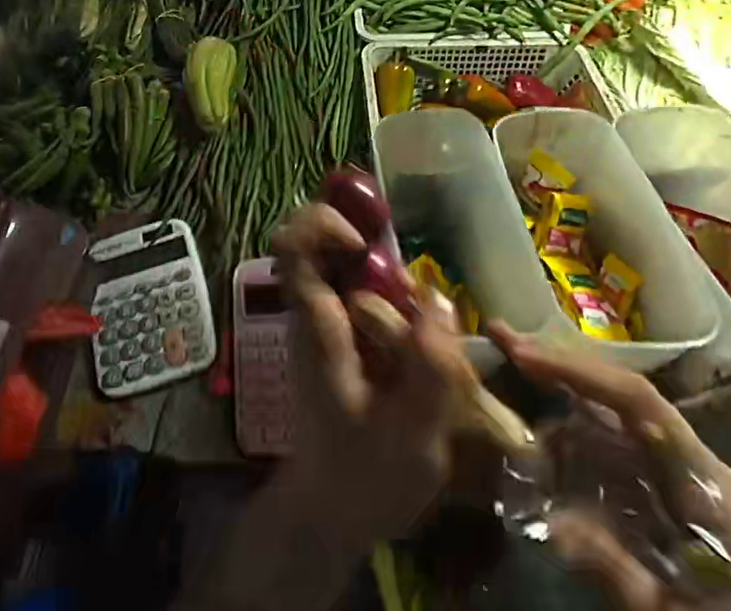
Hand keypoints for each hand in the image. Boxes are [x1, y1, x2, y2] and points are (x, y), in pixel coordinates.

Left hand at [273, 204, 471, 545]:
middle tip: (408, 291)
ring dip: (389, 284)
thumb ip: (430, 367)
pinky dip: (395, 305)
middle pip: (316, 239)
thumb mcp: (412, 434)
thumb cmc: (367, 476)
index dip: (323, 223)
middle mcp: (314, 311)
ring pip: (347, 265)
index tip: (366, 245)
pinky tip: (421, 345)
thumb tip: (437, 296)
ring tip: (423, 335)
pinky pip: (365, 295)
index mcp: (316, 326)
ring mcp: (326, 320)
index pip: (292, 245)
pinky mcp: (342, 334)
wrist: (331, 506)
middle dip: (367, 247)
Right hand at [485, 324, 730, 610]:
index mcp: (706, 483)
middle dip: (560, 365)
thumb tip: (547, 523)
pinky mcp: (688, 500)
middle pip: (623, 396)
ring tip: (509, 383)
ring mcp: (695, 480)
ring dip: (563, 400)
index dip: (576, 370)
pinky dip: (581, 438)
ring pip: (619, 422)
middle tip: (499, 339)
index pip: (638, 401)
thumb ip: (615, 567)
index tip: (519, 354)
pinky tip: (548, 441)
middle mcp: (699, 466)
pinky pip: (625, 453)